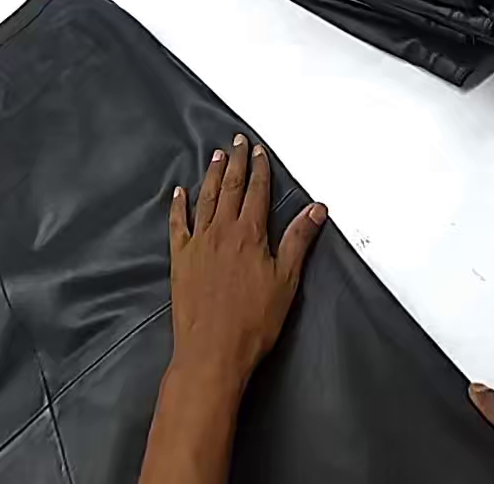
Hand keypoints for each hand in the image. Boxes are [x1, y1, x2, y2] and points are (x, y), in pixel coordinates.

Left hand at [167, 133, 327, 389]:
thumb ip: (299, 240)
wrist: (212, 352)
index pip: (256, 191)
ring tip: (216, 155)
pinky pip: (178, 224)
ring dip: (213, 174)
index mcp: (249, 234)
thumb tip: (316, 209)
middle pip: (231, 187)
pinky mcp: (180, 258)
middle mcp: (222, 230)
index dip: (260, 169)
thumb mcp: (286, 280)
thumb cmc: (253, 322)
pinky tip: (179, 192)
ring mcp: (198, 242)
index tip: (259, 151)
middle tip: (238, 140)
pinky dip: (178, 205)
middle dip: (237, 161)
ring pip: (207, 198)